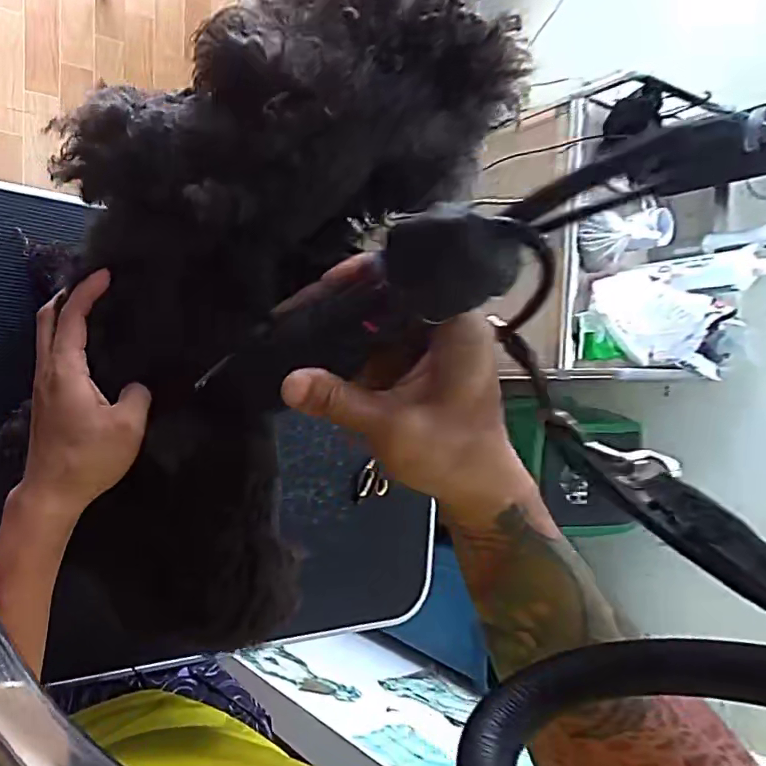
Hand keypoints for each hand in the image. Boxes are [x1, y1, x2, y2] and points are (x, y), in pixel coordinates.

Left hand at [20, 269, 151, 518]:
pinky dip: (65, 339)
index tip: (104, 275)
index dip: (88, 291)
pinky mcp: (44, 402)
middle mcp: (47, 372)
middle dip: (67, 295)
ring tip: (90, 309)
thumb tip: (136, 387)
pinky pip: (51, 356)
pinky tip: (85, 350)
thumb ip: (137, 397)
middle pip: (47, 319)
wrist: (52, 491)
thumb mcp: (127, 427)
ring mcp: (41, 387)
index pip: (72, 317)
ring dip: (63, 317)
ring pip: (45, 337)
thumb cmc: (88, 459)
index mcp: (65, 370)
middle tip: (90, 285)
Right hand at [280, 288, 533, 528]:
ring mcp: (434, 342)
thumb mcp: (389, 426)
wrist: (476, 489)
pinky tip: (324, 350)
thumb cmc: (450, 456)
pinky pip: (383, 342)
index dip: (363, 275)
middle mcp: (449, 323)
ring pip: (382, 319)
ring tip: (302, 327)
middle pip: (390, 295)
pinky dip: (356, 349)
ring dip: (347, 327)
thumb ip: (338, 400)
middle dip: (345, 303)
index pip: (408, 278)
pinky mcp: (421, 360)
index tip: (324, 285)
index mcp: (457, 326)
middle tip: (299, 311)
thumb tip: (289, 381)